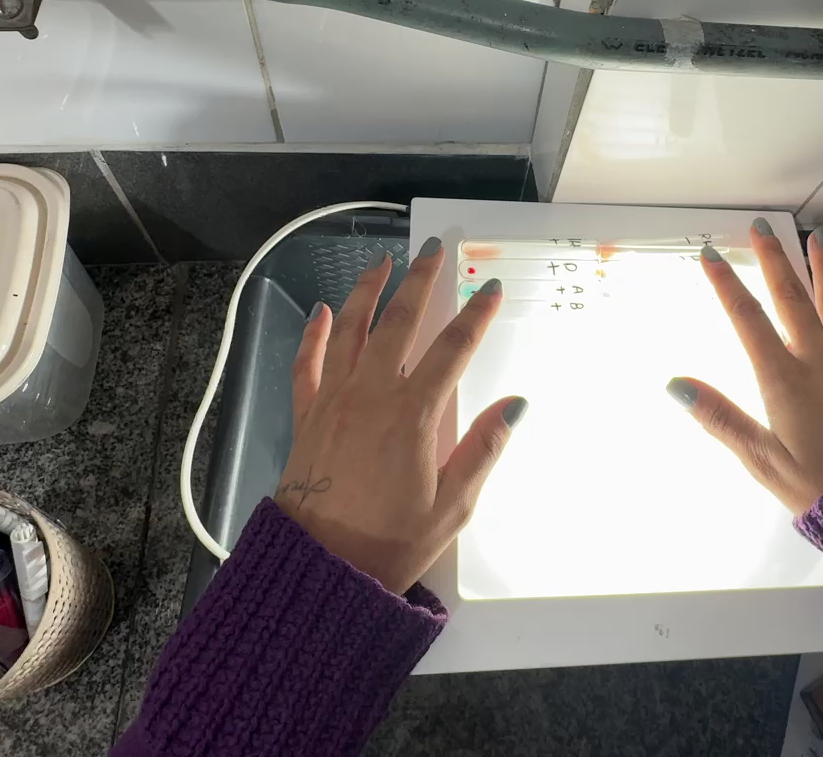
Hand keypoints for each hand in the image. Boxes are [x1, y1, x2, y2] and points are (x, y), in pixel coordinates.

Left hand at [276, 238, 525, 592]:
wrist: (316, 574)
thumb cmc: (391, 543)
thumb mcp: (452, 507)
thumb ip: (483, 449)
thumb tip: (516, 403)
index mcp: (412, 413)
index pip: (453, 349)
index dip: (476, 315)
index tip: (491, 288)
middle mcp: (371, 393)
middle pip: (399, 322)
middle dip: (419, 281)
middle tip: (433, 248)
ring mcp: (333, 400)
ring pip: (351, 330)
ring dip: (368, 291)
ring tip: (382, 261)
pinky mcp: (306, 416)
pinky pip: (308, 364)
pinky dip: (315, 335)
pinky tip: (323, 311)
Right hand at [668, 221, 822, 512]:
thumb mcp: (762, 460)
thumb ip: (719, 417)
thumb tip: (675, 383)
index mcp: (783, 378)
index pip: (747, 320)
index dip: (726, 285)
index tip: (710, 253)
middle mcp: (818, 361)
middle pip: (792, 299)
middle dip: (774, 260)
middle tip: (762, 226)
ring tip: (817, 239)